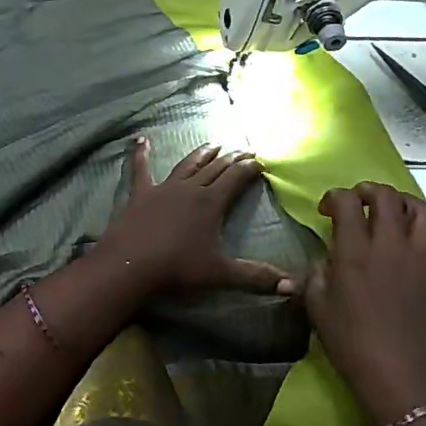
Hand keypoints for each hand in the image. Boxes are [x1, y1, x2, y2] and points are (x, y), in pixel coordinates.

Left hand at [97, 140, 290, 295]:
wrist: (132, 263)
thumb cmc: (178, 267)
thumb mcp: (221, 274)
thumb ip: (256, 277)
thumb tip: (294, 285)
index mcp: (211, 203)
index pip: (235, 179)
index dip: (248, 168)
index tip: (260, 160)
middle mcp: (189, 188)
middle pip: (214, 169)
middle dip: (231, 158)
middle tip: (243, 149)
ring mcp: (163, 188)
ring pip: (186, 165)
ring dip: (201, 154)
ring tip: (212, 144)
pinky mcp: (140, 193)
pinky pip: (140, 169)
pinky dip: (141, 154)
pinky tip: (141, 140)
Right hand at [307, 183, 425, 424]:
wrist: (401, 377)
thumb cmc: (350, 341)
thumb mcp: (316, 306)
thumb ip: (314, 275)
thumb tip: (322, 260)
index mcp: (354, 251)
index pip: (346, 201)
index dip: (333, 197)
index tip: (325, 210)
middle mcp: (390, 246)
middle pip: (387, 197)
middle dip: (369, 190)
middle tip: (358, 201)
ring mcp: (422, 261)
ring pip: (424, 212)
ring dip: (406, 204)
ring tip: (394, 212)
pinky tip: (425, 245)